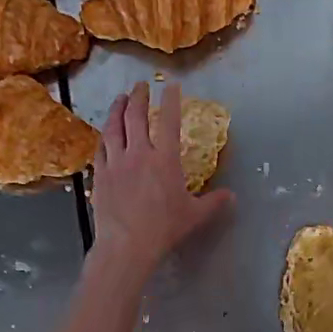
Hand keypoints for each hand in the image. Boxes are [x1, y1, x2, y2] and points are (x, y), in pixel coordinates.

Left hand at [89, 81, 232, 280]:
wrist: (127, 245)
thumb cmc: (164, 229)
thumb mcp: (194, 215)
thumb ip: (213, 202)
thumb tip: (231, 196)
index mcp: (165, 159)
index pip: (170, 121)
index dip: (171, 101)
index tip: (171, 87)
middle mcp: (138, 153)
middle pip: (136, 116)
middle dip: (139, 97)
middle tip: (140, 86)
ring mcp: (116, 162)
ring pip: (113, 127)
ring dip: (117, 109)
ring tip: (119, 99)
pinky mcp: (100, 175)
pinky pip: (101, 149)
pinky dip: (104, 136)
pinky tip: (104, 133)